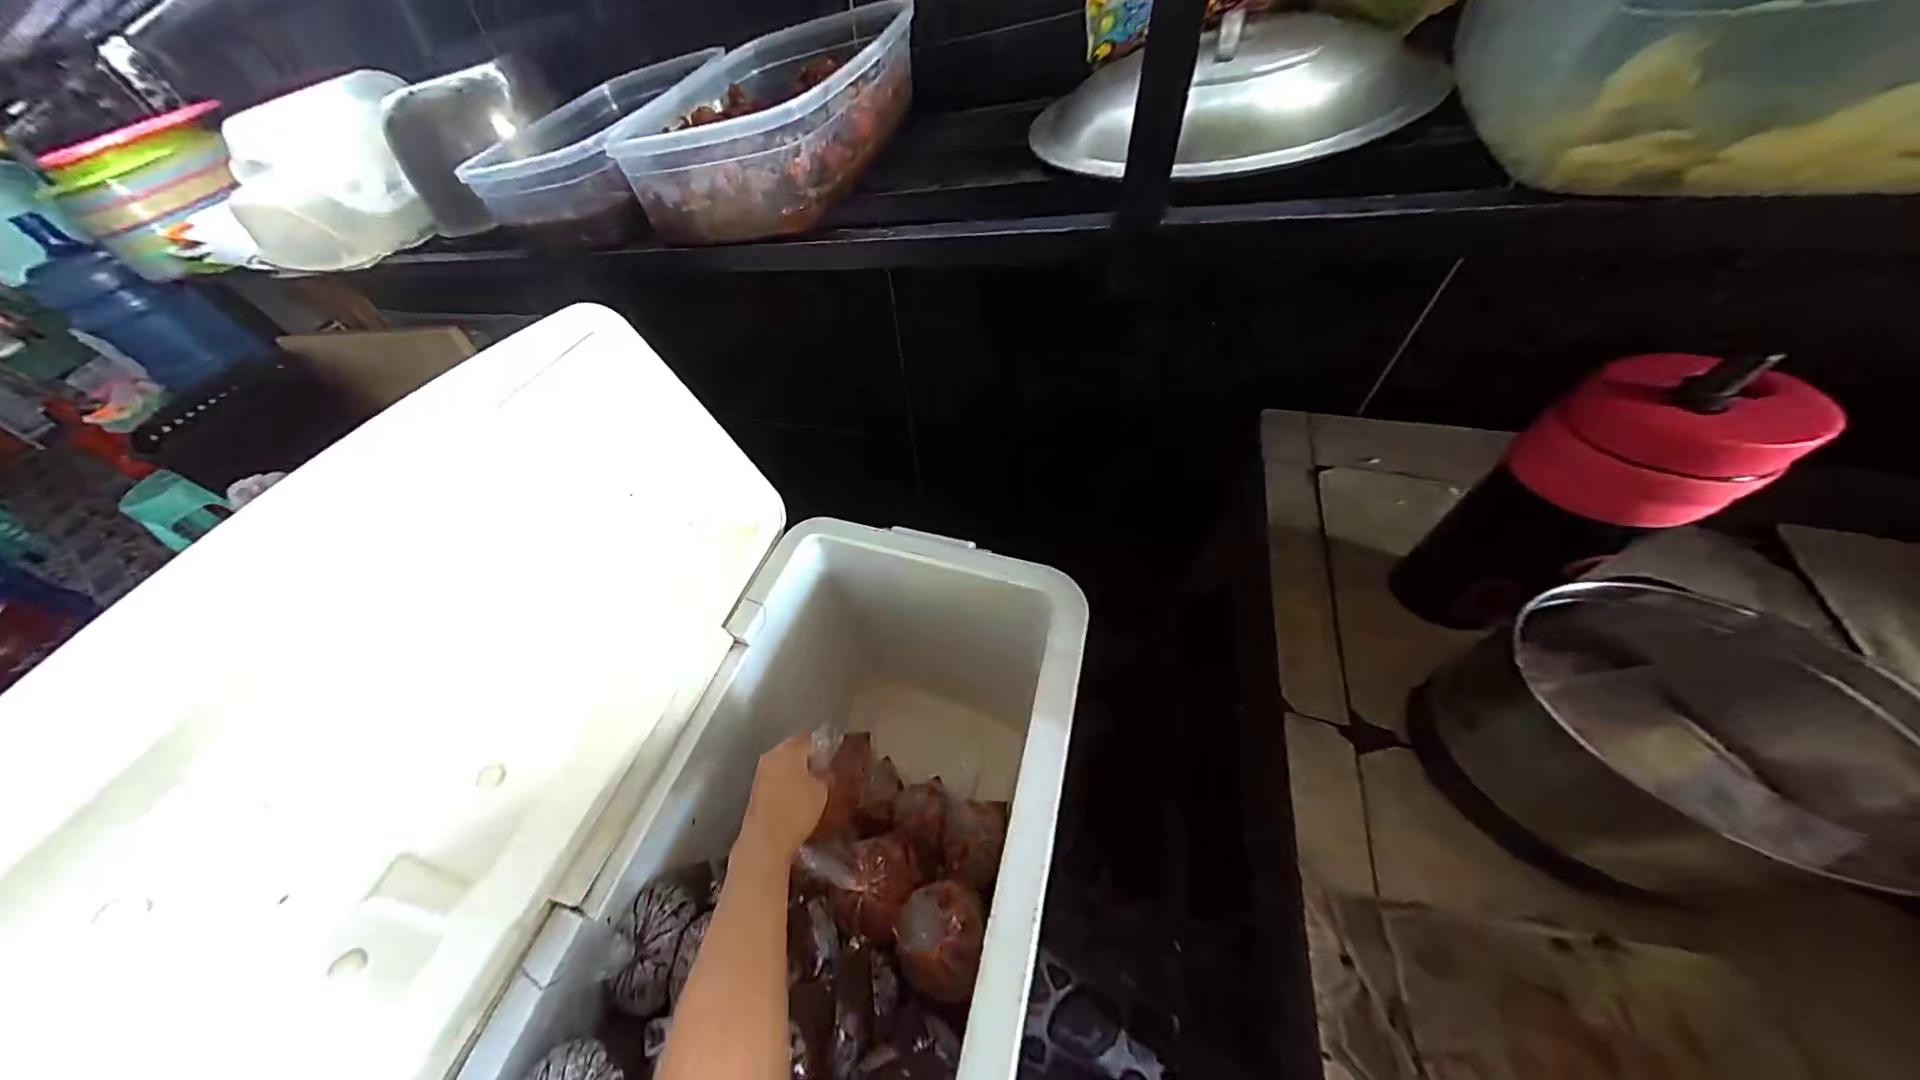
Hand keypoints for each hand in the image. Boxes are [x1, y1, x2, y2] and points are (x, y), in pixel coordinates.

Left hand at [736, 732, 828, 865]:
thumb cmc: (797, 811)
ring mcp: (761, 772)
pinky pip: (777, 776)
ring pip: (784, 762)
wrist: (764, 841)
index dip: (824, 744)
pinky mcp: (756, 789)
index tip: (835, 754)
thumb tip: (825, 770)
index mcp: (789, 750)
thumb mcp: (822, 791)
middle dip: (809, 756)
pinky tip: (798, 793)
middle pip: (794, 748)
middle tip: (825, 767)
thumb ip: (826, 775)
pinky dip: (787, 780)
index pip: (810, 738)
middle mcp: (772, 755)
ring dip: (797, 768)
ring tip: (813, 782)